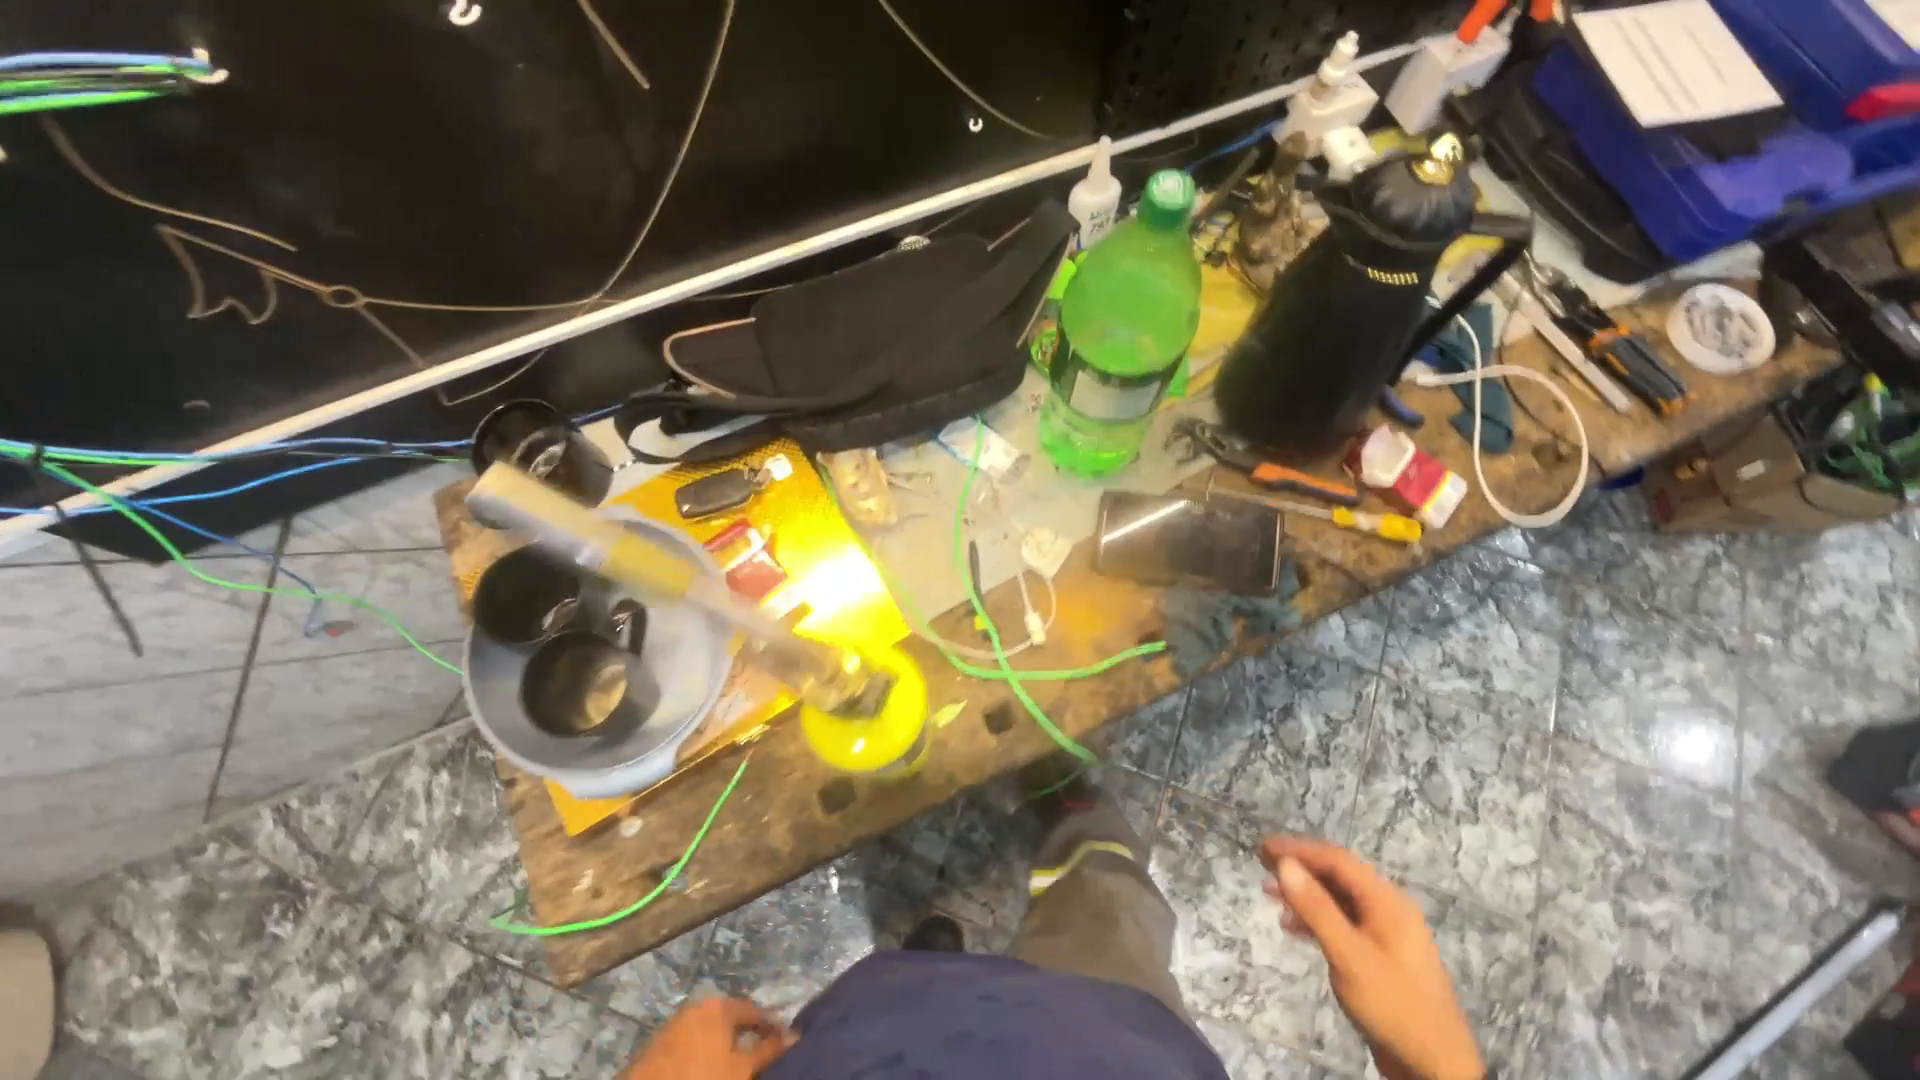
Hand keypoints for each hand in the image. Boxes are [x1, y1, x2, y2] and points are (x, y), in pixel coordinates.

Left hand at [620, 997, 793, 1079]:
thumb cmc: (703, 1079)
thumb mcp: (743, 1069)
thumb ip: (769, 1050)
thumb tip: (795, 1035)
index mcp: (718, 1007)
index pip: (754, 1012)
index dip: (772, 1029)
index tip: (785, 1046)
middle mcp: (696, 1008)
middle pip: (730, 1022)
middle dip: (746, 1039)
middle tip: (761, 1062)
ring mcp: (673, 1028)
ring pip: (709, 1036)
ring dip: (724, 1051)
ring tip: (735, 1072)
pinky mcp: (656, 1050)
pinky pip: (690, 1048)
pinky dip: (703, 1059)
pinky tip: (708, 1074)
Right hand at [1260, 836, 1484, 1079]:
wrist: (1435, 1064)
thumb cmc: (1393, 1005)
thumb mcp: (1349, 956)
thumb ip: (1316, 909)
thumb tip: (1284, 865)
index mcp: (1387, 901)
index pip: (1337, 860)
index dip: (1298, 849)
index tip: (1262, 847)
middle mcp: (1389, 909)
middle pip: (1338, 875)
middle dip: (1299, 867)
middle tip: (1261, 863)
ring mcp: (1386, 933)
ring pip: (1339, 899)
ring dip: (1304, 893)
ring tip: (1268, 894)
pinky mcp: (1380, 955)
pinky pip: (1343, 922)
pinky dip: (1316, 919)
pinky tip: (1293, 928)